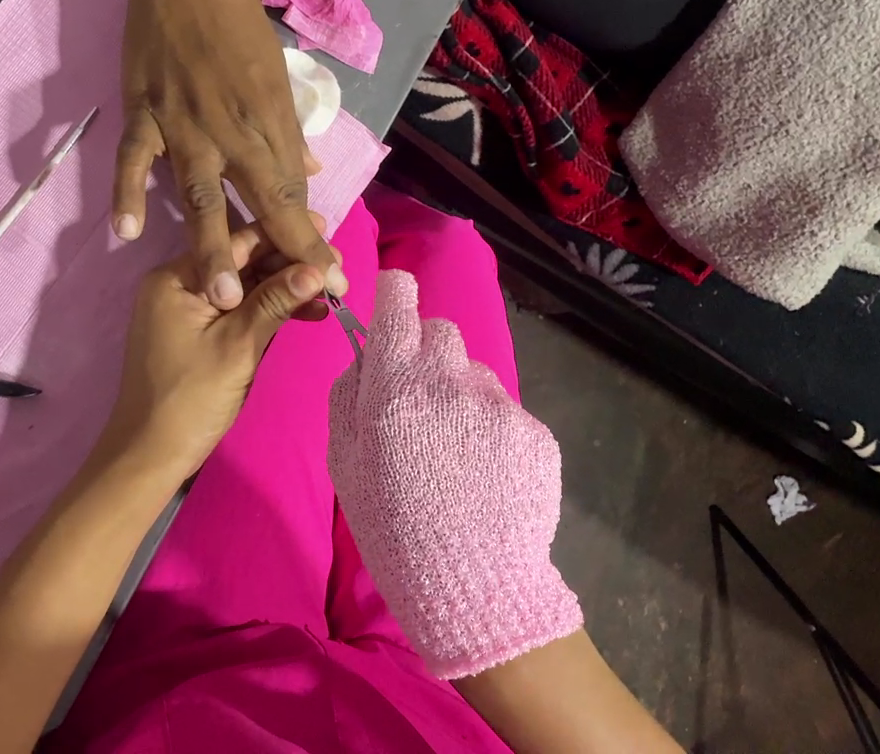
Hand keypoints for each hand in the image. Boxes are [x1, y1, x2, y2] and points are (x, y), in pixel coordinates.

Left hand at [102, 215, 339, 480]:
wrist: (151, 453)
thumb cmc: (190, 398)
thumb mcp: (237, 346)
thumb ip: (275, 302)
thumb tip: (316, 267)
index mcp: (176, 277)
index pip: (237, 243)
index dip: (283, 238)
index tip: (326, 232)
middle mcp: (179, 283)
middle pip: (242, 262)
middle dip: (289, 265)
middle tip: (338, 266)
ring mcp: (188, 308)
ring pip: (244, 286)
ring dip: (285, 289)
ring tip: (332, 290)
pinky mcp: (198, 331)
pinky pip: (238, 309)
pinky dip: (269, 311)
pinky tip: (308, 312)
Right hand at [115, 0, 346, 310]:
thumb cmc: (236, 17)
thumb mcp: (275, 70)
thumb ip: (286, 127)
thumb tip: (306, 171)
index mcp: (268, 117)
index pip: (293, 188)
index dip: (312, 235)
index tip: (332, 278)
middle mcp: (231, 128)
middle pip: (260, 199)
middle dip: (284, 254)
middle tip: (299, 305)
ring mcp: (183, 123)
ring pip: (200, 193)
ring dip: (212, 245)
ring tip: (221, 296)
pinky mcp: (141, 111)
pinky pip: (132, 159)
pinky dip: (127, 194)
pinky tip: (127, 233)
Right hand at [328, 270, 583, 679]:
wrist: (473, 587)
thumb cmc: (391, 524)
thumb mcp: (344, 460)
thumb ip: (348, 394)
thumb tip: (366, 355)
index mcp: (396, 384)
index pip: (399, 301)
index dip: (394, 293)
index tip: (393, 299)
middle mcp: (450, 379)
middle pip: (440, 331)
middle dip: (425, 353)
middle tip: (417, 402)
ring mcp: (498, 404)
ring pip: (472, 371)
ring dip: (458, 392)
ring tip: (454, 451)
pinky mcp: (535, 430)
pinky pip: (503, 409)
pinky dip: (490, 427)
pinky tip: (484, 472)